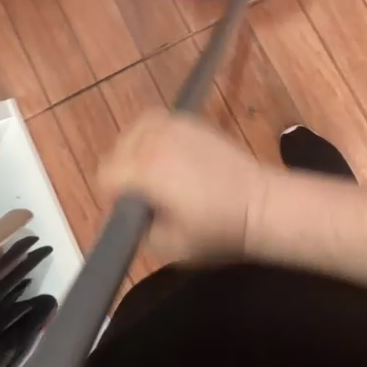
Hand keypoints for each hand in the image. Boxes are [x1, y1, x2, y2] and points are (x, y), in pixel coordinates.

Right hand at [98, 111, 276, 261]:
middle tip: (146, 197)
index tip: (131, 212)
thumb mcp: (170, 246)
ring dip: (135, 153)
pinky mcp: (187, 120)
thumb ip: (135, 231)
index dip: (113, 197)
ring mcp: (172, 124)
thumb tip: (120, 218)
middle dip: (124, 174)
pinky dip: (151, 137)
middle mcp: (154, 139)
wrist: (260, 204)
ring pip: (132, 134)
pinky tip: (166, 157)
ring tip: (155, 175)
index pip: (106, 175)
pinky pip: (153, 122)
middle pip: (116, 152)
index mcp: (147, 169)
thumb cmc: (217, 229)